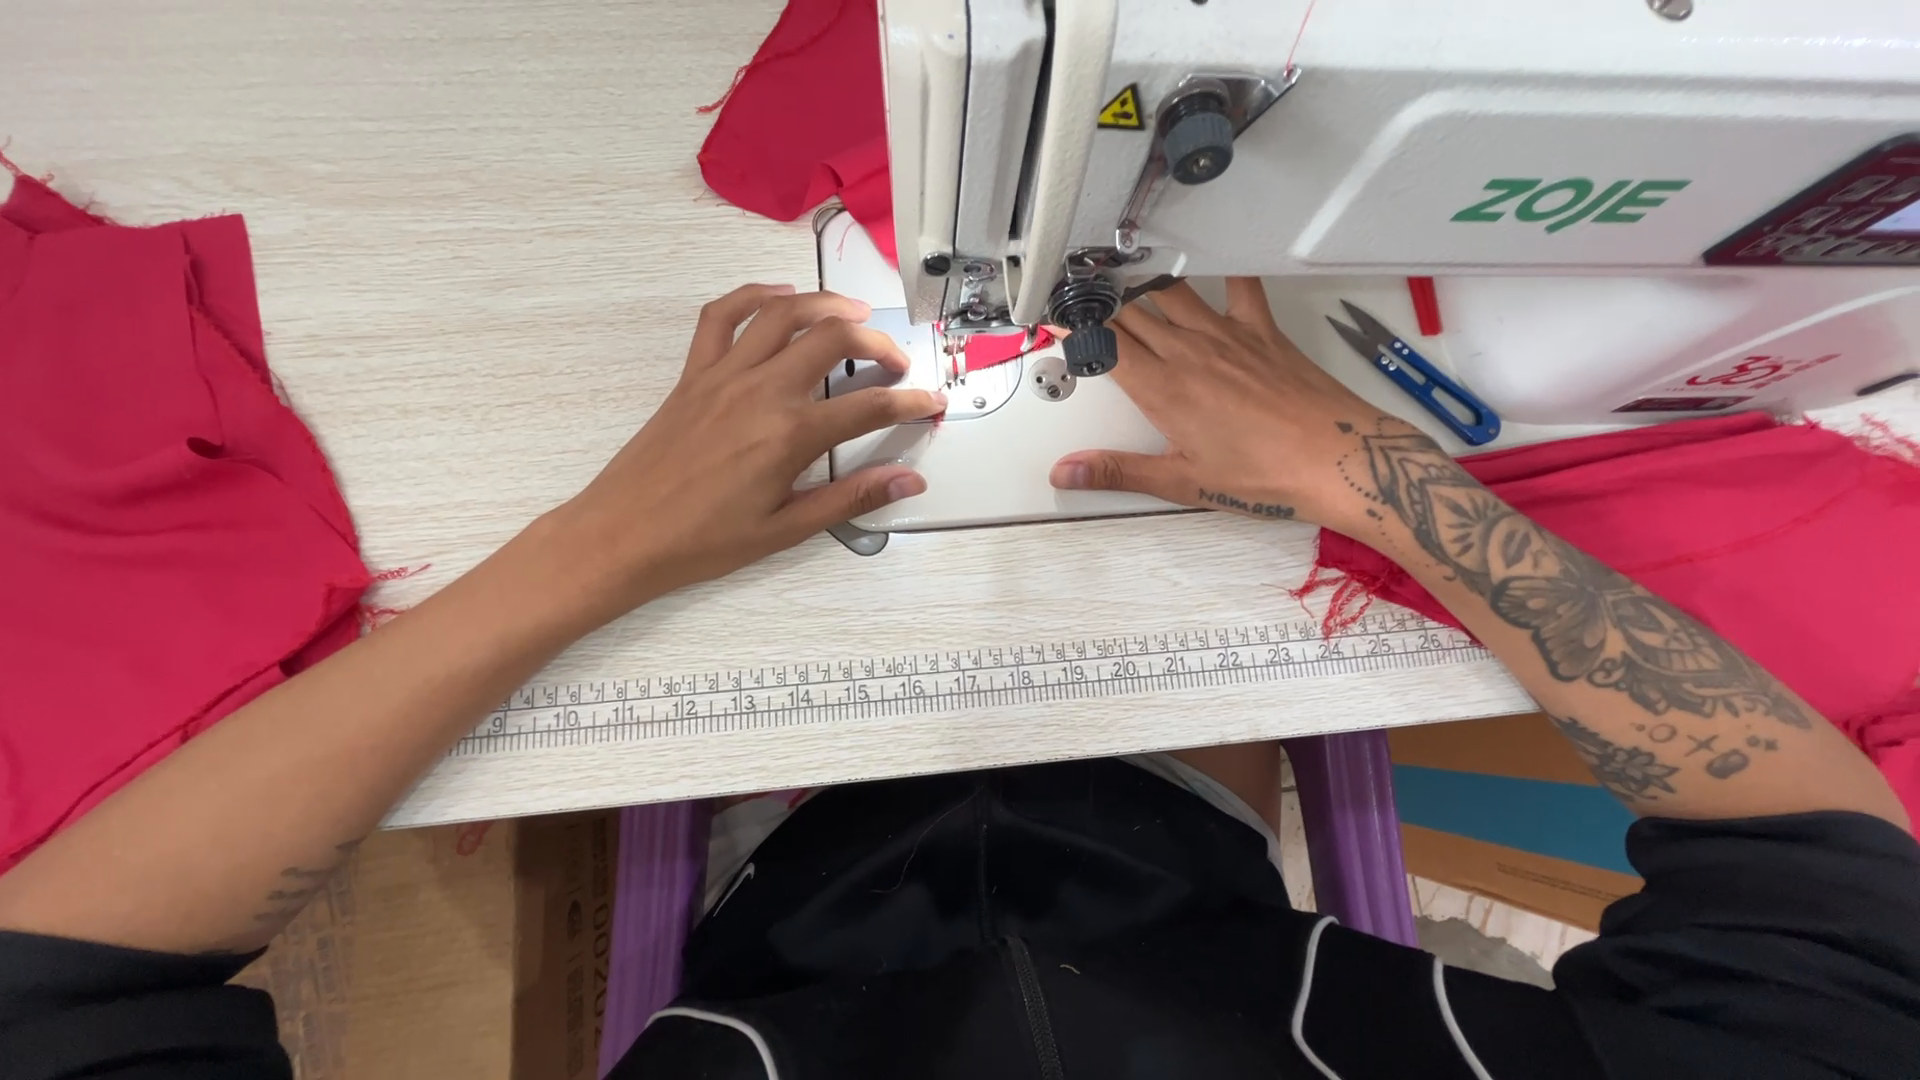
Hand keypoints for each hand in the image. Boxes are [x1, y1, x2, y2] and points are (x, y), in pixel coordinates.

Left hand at [547, 285, 942, 621]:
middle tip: (897, 360)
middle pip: (833, 340)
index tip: (930, 402)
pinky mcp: (694, 374)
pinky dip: (753, 295)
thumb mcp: (787, 529)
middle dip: (877, 343)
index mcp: (788, 436)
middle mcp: (759, 393)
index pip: (869, 407)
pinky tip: (779, 296)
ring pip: (783, 314)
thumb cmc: (700, 540)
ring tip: (855, 312)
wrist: (623, 535)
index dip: (911, 402)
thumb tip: (906, 481)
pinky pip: (722, 316)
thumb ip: (852, 498)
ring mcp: (724, 376)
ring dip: (825, 304)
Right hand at [1049, 278, 1401, 527]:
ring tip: (1122, 272)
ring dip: (1143, 282)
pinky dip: (1221, 270)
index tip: (1054, 318)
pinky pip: (1238, 286)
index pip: (1104, 346)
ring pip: (1172, 293)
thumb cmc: (1264, 474)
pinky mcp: (1260, 332)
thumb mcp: (1180, 482)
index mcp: (1163, 390)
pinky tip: (1211, 260)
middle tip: (1079, 293)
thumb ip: (1116, 471)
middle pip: (1131, 313)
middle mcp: (1189, 353)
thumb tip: (1067, 471)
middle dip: (1100, 303)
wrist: (1335, 460)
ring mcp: (1226, 336)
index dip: (1074, 328)